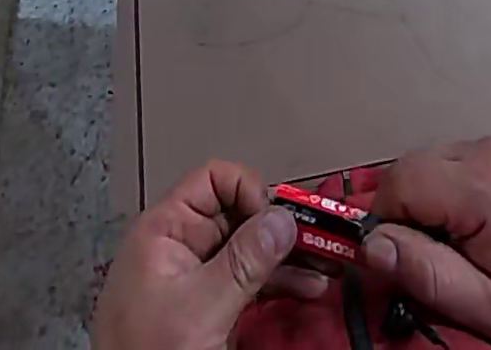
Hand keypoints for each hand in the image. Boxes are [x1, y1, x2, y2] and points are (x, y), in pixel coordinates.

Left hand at [93, 160, 327, 349]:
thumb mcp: (199, 310)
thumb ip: (242, 263)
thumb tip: (281, 219)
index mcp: (166, 228)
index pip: (212, 180)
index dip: (247, 190)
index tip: (275, 221)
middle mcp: (182, 243)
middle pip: (236, 213)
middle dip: (276, 225)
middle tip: (316, 240)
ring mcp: (196, 277)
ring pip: (248, 248)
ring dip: (285, 256)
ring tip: (323, 265)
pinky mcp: (208, 308)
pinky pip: (248, 280)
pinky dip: (277, 282)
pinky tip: (306, 287)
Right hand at [362, 137, 490, 349]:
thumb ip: (426, 273)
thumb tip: (371, 245)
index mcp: (482, 184)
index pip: (397, 183)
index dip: (382, 224)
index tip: (384, 267)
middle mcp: (485, 152)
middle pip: (408, 169)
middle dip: (400, 215)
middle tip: (414, 267)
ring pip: (425, 166)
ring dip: (420, 206)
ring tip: (445, 254)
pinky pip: (449, 166)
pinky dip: (442, 197)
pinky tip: (464, 234)